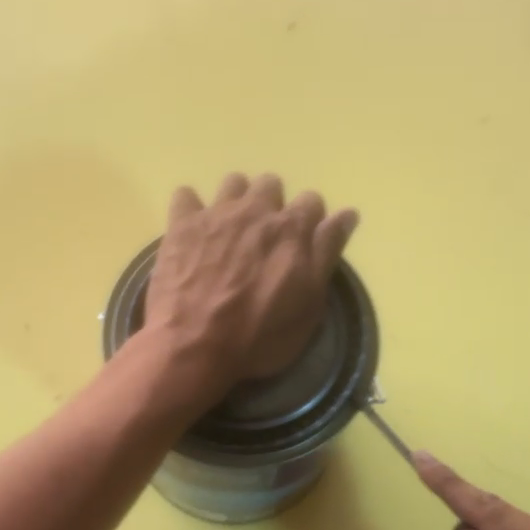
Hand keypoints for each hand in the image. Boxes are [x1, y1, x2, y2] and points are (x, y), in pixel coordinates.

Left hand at [144, 173, 358, 390]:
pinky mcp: (181, 225)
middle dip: (272, 205)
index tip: (301, 243)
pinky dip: (191, 208)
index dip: (309, 221)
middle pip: (271, 185)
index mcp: (291, 229)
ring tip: (230, 230)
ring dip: (236, 200)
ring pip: (233, 183)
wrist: (195, 346)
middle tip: (264, 239)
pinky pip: (186, 195)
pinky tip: (193, 231)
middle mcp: (256, 211)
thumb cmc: (260, 336)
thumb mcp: (310, 304)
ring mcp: (216, 214)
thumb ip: (327, 253)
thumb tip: (348, 214)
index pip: (312, 202)